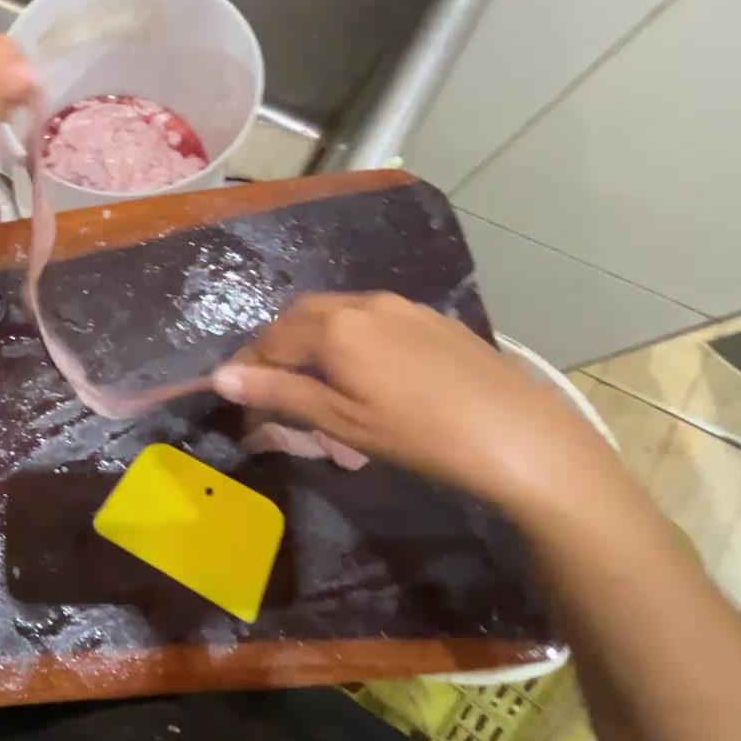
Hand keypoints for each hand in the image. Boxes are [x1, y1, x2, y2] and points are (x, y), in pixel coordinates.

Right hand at [213, 293, 619, 509]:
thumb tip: (219, 376)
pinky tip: (366, 368)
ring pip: (335, 312)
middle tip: (275, 387)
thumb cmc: (418, 435)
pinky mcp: (432, 318)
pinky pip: (371, 316)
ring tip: (318, 378)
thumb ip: (277, 392)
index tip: (241, 398)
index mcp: (333, 327)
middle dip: (277, 346)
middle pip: (298, 317)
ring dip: (312, 338)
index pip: (268, 340)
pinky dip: (349, 335)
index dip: (248, 368)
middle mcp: (362, 303)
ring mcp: (401, 306)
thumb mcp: (339, 421)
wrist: (522, 437)